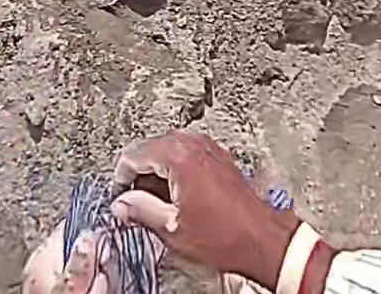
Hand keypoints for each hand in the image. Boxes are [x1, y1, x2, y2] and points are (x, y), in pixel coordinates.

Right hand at [110, 131, 299, 287]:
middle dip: (139, 174)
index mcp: (177, 154)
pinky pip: (184, 153)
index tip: (119, 196)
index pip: (134, 154)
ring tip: (156, 203)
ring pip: (166, 150)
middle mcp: (191, 141)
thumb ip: (140, 210)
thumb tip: (122, 204)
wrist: (260, 238)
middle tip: (134, 202)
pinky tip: (177, 195)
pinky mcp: (215, 153)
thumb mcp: (172, 228)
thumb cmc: (224, 235)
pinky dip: (174, 169)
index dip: (121, 177)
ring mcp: (205, 145)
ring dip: (156, 172)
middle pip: (149, 148)